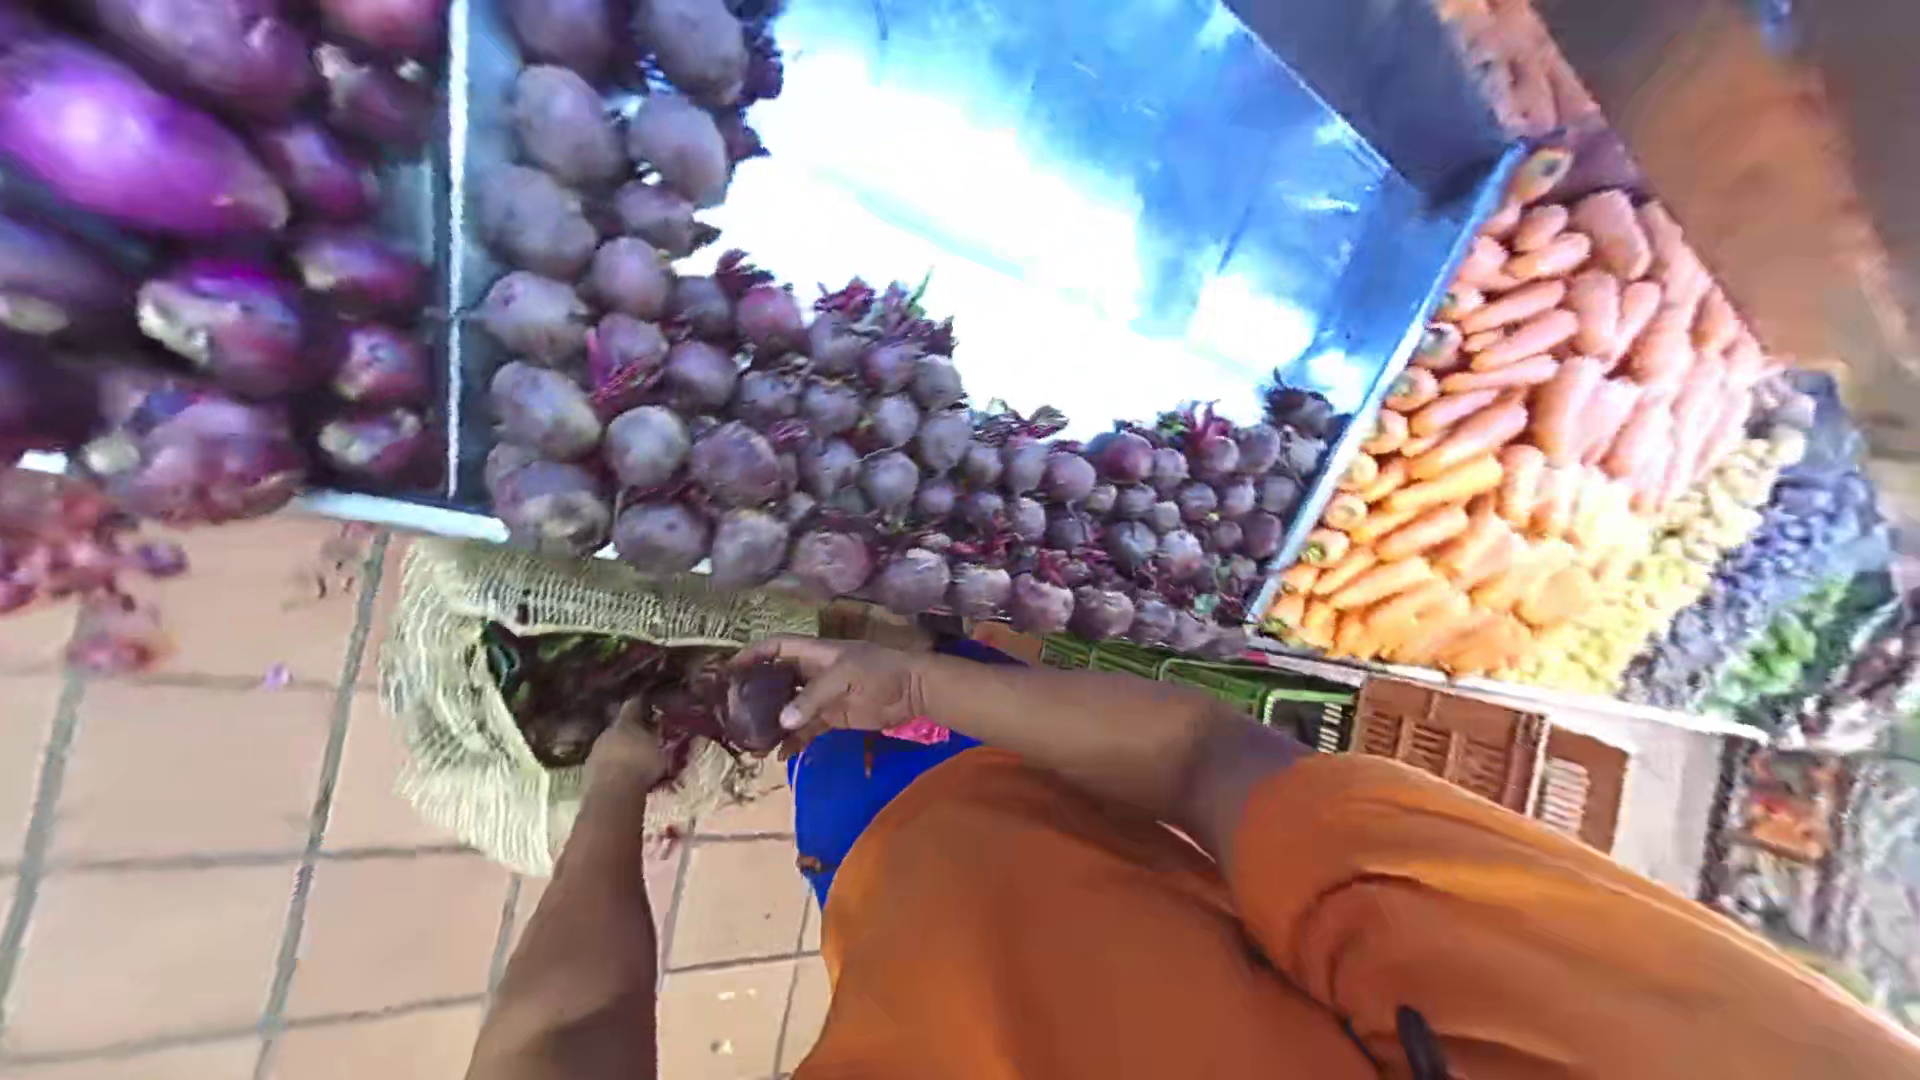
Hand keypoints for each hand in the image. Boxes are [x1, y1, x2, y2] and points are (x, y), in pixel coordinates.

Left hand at [584, 698, 668, 796]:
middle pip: (620, 726)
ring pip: (610, 744)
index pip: (633, 704)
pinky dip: (612, 764)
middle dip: (631, 730)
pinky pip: (603, 761)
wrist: (612, 794)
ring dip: (620, 748)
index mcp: (625, 722)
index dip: (642, 704)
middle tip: (645, 738)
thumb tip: (663, 724)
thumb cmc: (642, 765)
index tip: (651, 706)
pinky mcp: (587, 770)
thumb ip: (661, 736)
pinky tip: (622, 774)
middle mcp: (607, 731)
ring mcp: (595, 751)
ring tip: (634, 759)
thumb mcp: (662, 749)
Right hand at [731, 636, 929, 735]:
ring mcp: (822, 696)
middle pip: (777, 680)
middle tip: (730, 713)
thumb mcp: (845, 676)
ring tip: (750, 742)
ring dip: (771, 723)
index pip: (777, 647)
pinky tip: (780, 755)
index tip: (729, 670)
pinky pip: (806, 729)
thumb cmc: (880, 672)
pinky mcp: (832, 718)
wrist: (913, 691)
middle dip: (755, 694)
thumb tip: (783, 722)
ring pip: (788, 708)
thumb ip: (813, 697)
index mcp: (815, 653)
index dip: (753, 654)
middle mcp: (813, 673)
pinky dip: (793, 742)